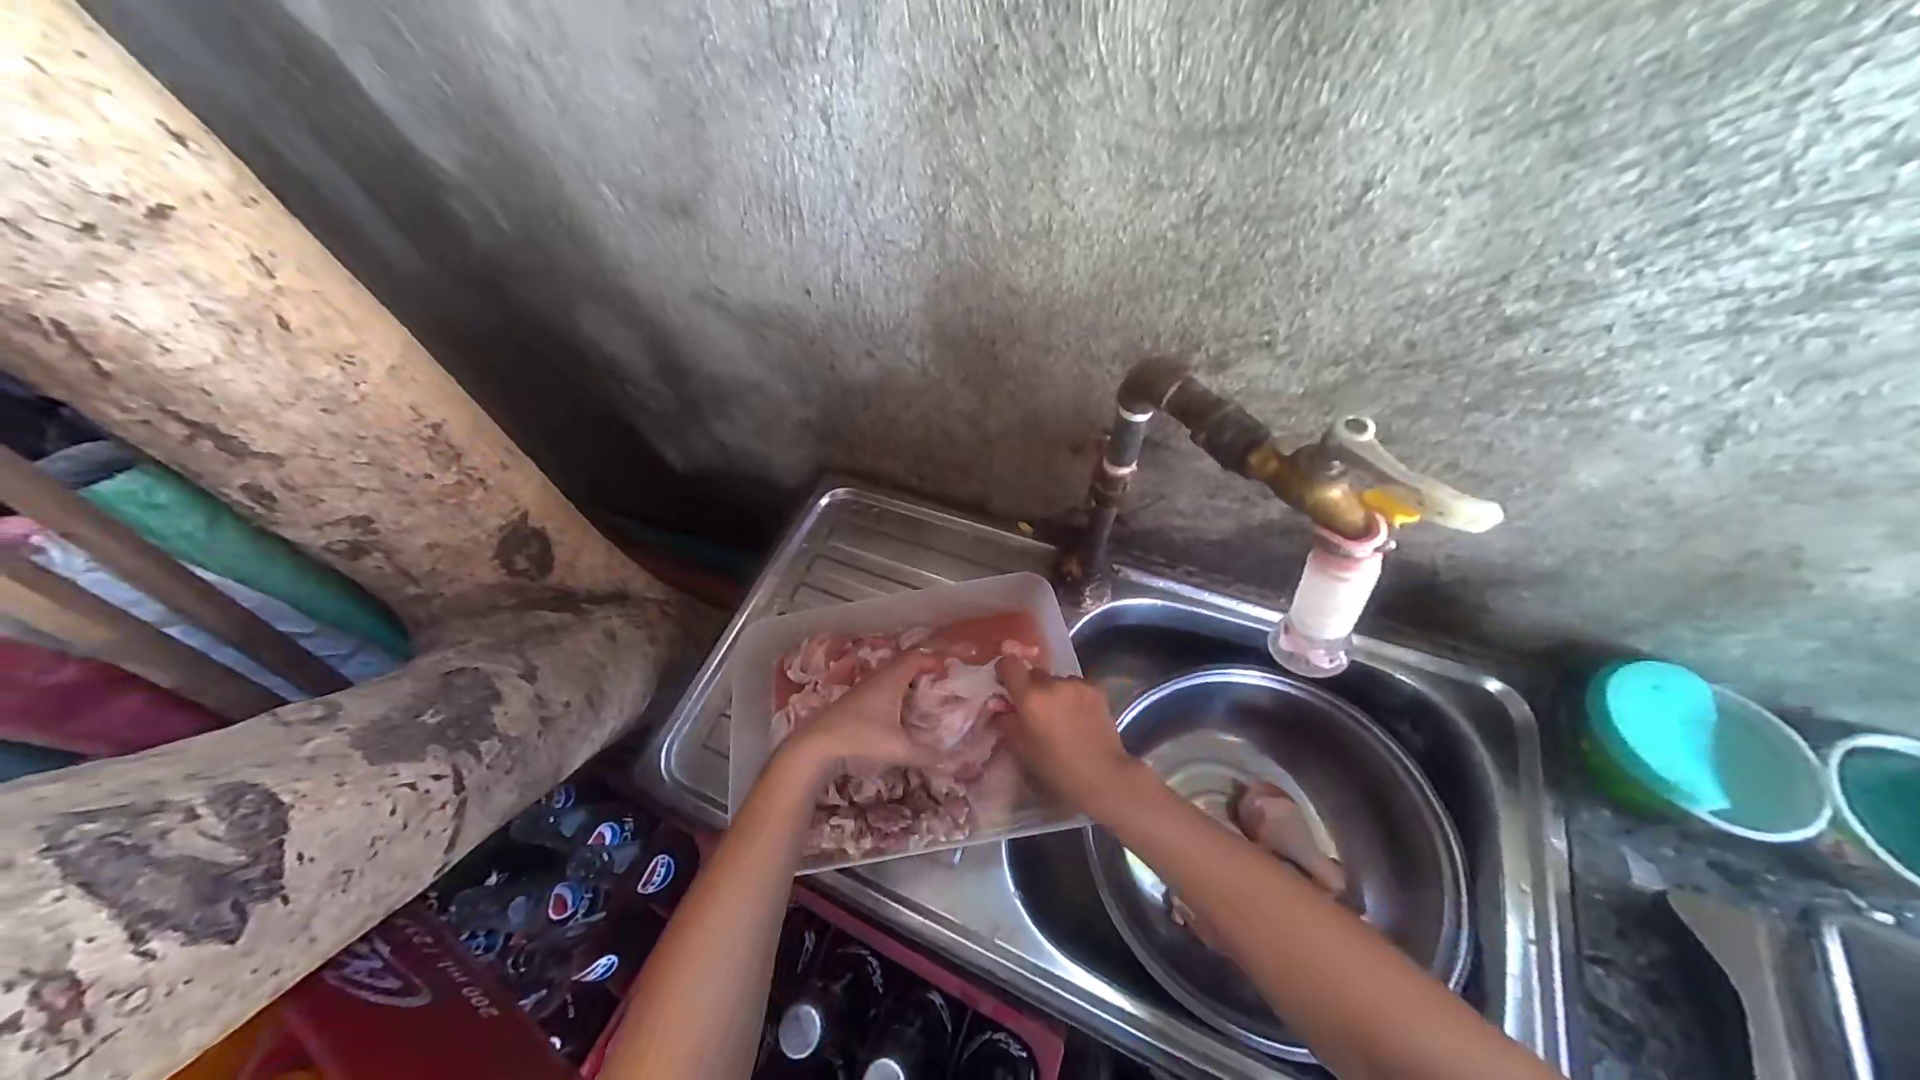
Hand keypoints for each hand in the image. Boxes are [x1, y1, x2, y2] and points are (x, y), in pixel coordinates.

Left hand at [782, 651, 944, 774]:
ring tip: (922, 696)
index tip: (949, 668)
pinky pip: (879, 688)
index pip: (915, 657)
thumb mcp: (898, 749)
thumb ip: (926, 755)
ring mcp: (861, 689)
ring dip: (905, 682)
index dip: (933, 659)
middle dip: (922, 669)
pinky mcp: (851, 702)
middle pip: (902, 664)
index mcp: (890, 680)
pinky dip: (892, 694)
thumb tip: (951, 762)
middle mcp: (876, 678)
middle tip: (939, 682)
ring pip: (888, 676)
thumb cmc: (859, 739)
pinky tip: (896, 713)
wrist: (814, 747)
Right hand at [995, 657, 1140, 815]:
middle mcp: (1053, 683)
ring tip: (1061, 717)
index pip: (1009, 664)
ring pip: (1057, 680)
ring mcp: (1077, 685)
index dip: (1004, 672)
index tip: (1005, 686)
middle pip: (1034, 673)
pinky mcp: (1097, 690)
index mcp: (1030, 698)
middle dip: (1031, 688)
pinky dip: (1073, 696)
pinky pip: (1076, 686)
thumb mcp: (1021, 750)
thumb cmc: (1056, 769)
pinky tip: (1079, 717)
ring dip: (1054, 692)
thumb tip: (1000, 707)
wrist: (1103, 776)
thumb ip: (1006, 721)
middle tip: (1035, 711)